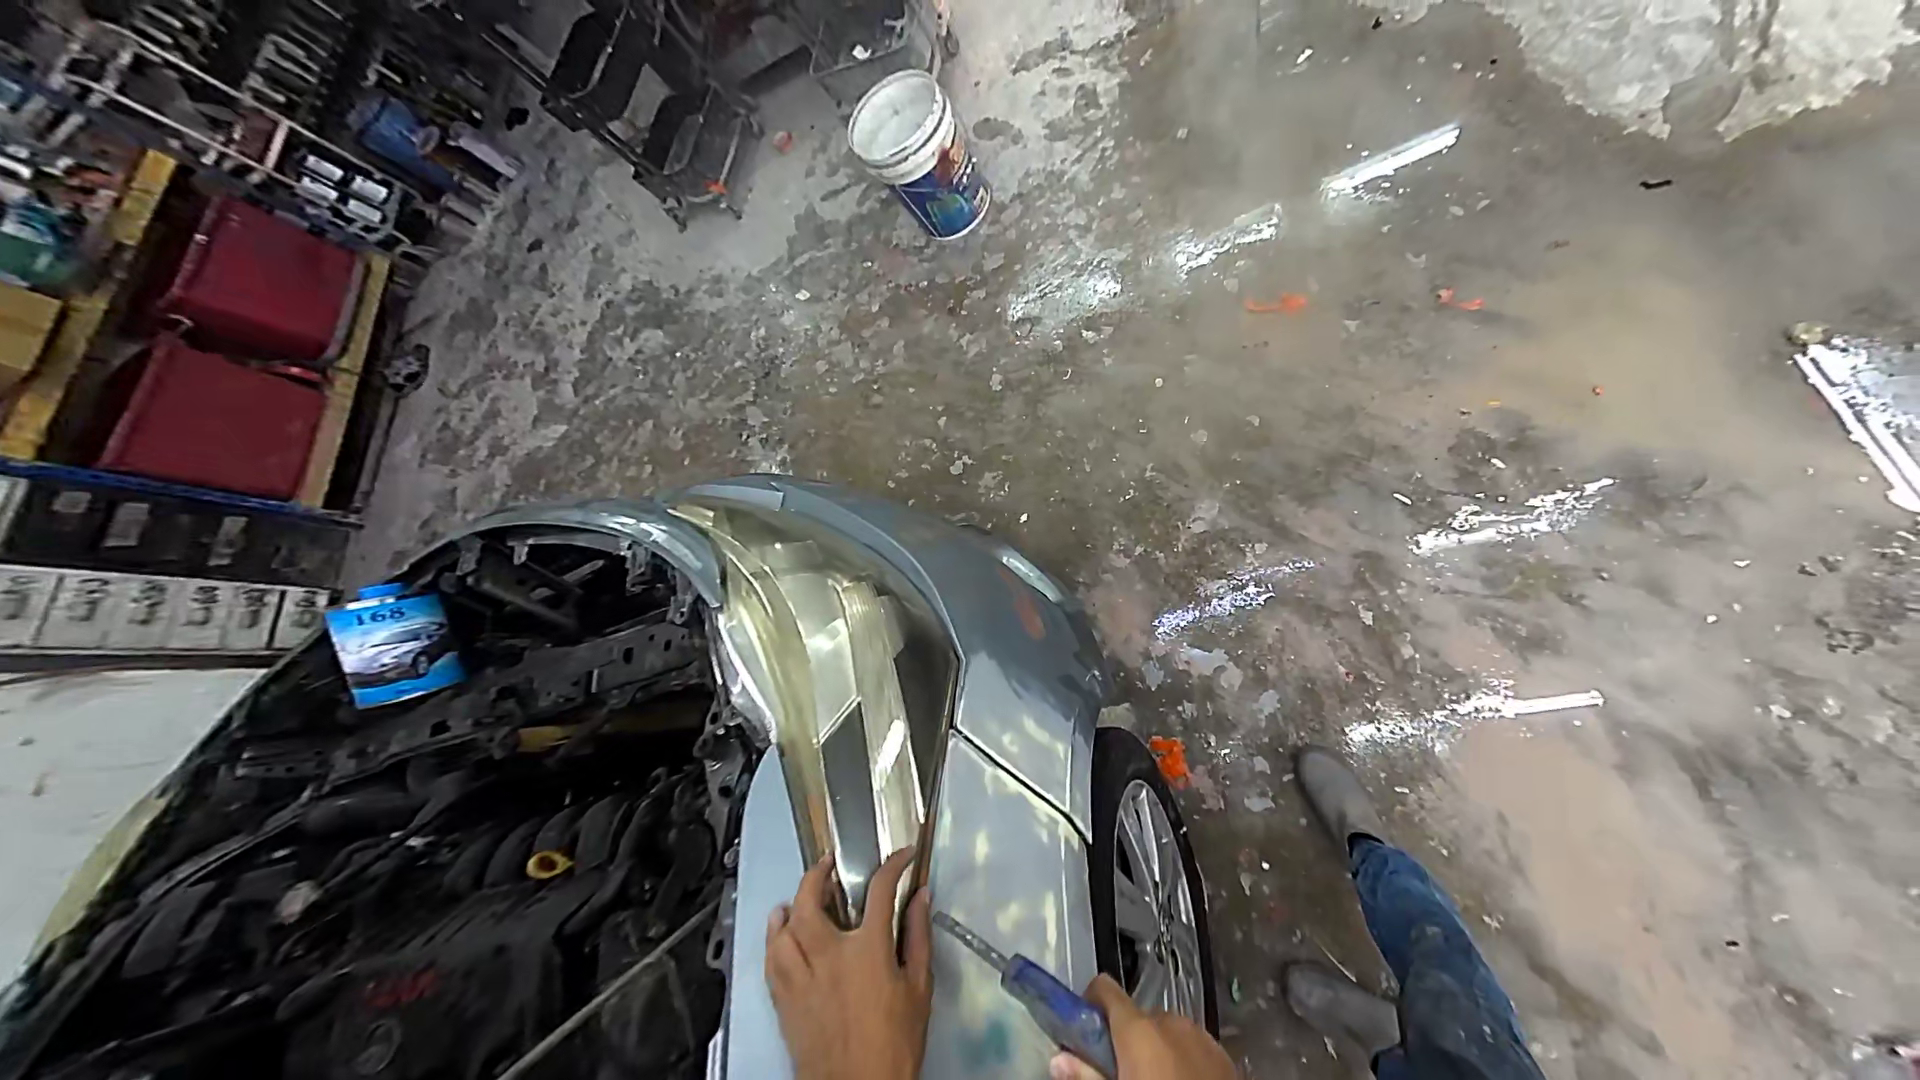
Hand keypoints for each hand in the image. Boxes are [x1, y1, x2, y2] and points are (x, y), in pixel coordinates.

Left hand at [766, 846, 932, 1079]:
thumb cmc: (896, 1042)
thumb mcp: (919, 989)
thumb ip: (918, 937)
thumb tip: (921, 896)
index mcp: (868, 949)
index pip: (881, 890)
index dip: (894, 864)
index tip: (904, 854)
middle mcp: (828, 955)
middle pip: (810, 900)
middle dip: (817, 874)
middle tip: (828, 864)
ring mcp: (801, 978)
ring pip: (782, 929)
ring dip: (790, 906)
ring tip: (799, 898)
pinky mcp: (784, 1001)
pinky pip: (770, 960)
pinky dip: (774, 940)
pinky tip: (781, 934)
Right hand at [1049, 974, 1236, 1079]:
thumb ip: (1087, 1076)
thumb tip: (1058, 1058)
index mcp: (1138, 1028)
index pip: (1104, 987)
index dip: (1089, 1004)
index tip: (1084, 1033)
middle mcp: (1169, 1020)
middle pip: (1134, 1016)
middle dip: (1124, 1040)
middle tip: (1120, 1074)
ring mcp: (1201, 1036)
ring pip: (1164, 1032)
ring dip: (1154, 1051)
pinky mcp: (1224, 1057)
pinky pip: (1192, 1048)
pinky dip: (1182, 1061)